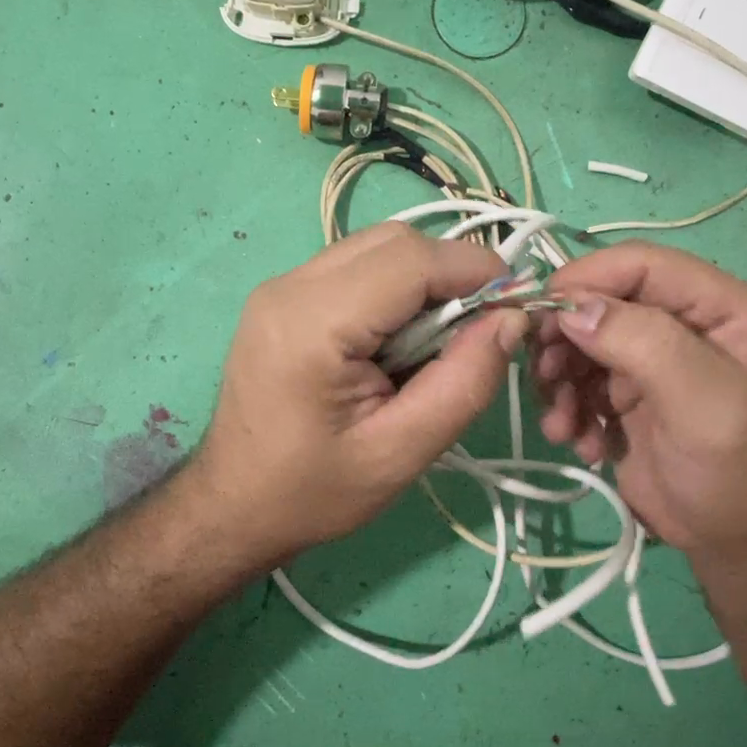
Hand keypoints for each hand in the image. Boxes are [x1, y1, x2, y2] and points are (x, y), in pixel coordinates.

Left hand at [189, 223, 529, 566]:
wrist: (232, 504)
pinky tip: (397, 340)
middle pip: (394, 241)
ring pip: (376, 247)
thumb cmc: (313, 492)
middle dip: (449, 274)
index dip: (474, 271)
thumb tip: (512, 319)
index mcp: (311, 325)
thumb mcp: (401, 454)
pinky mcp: (283, 295)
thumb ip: (463, 384)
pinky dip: (393, 288)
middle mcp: (289, 286)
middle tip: (475, 334)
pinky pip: (355, 266)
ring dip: (422, 280)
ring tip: (435, 343)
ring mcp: (280, 285)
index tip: (514, 310)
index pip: (410, 259)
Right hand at [531, 242, 746, 566]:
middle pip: (600, 301)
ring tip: (562, 423)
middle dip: (563, 337)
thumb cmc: (742, 471)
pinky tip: (580, 442)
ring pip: (579, 343)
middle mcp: (680, 324)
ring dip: (559, 381)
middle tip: (544, 377)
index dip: (585, 280)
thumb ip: (641, 342)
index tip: (540, 316)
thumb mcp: (703, 401)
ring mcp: (650, 361)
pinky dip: (567, 410)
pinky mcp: (625, 397)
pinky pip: (577, 384)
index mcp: (717, 306)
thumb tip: (570, 308)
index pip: (639, 264)